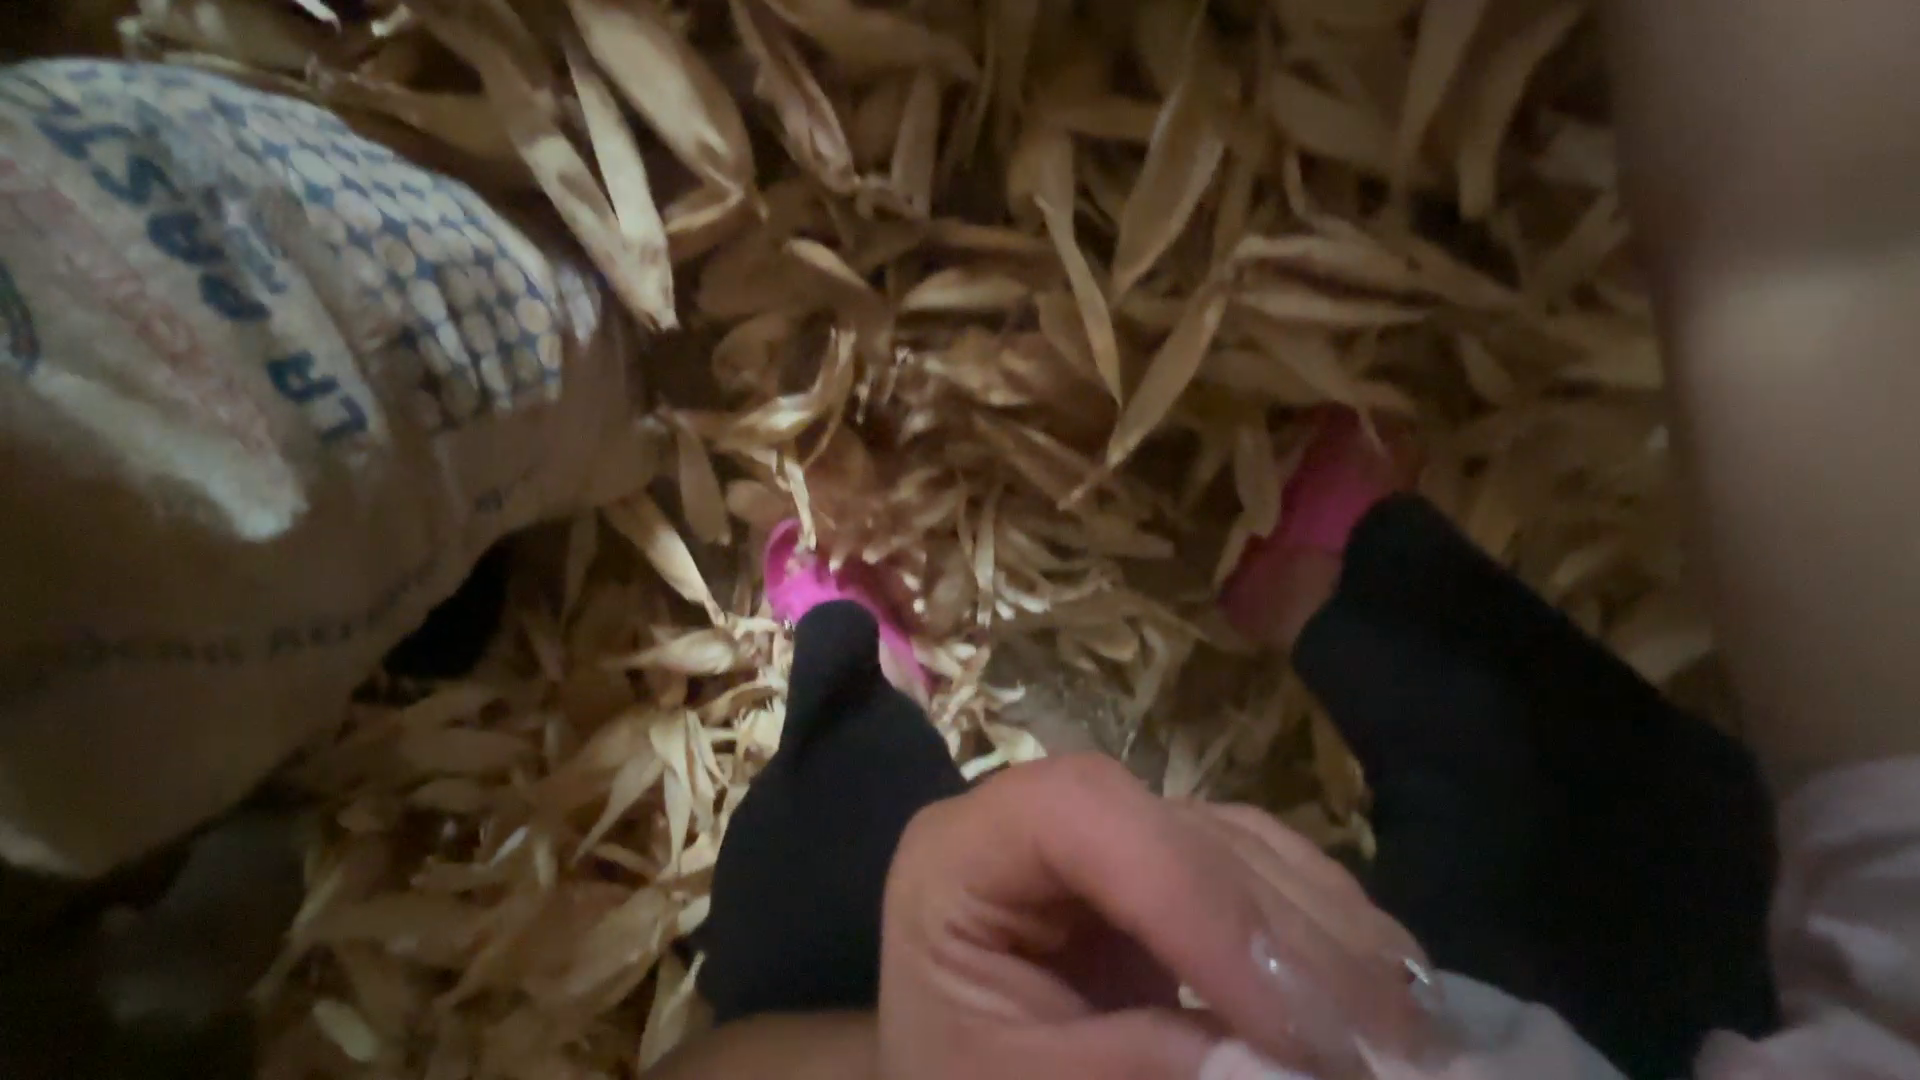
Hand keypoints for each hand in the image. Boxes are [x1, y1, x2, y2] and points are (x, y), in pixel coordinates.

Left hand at [878, 756, 1440, 1078]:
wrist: (964, 1076)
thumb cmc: (965, 1078)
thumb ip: (1146, 1066)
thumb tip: (1296, 1059)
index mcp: (959, 853)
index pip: (1077, 812)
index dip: (1189, 892)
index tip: (1291, 1023)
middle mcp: (1033, 814)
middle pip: (1169, 823)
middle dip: (1282, 933)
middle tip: (1391, 1048)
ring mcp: (1105, 832)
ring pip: (1228, 838)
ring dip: (1326, 931)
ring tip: (1406, 1031)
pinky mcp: (1159, 863)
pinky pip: (1253, 865)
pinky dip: (1322, 925)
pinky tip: (1377, 986)